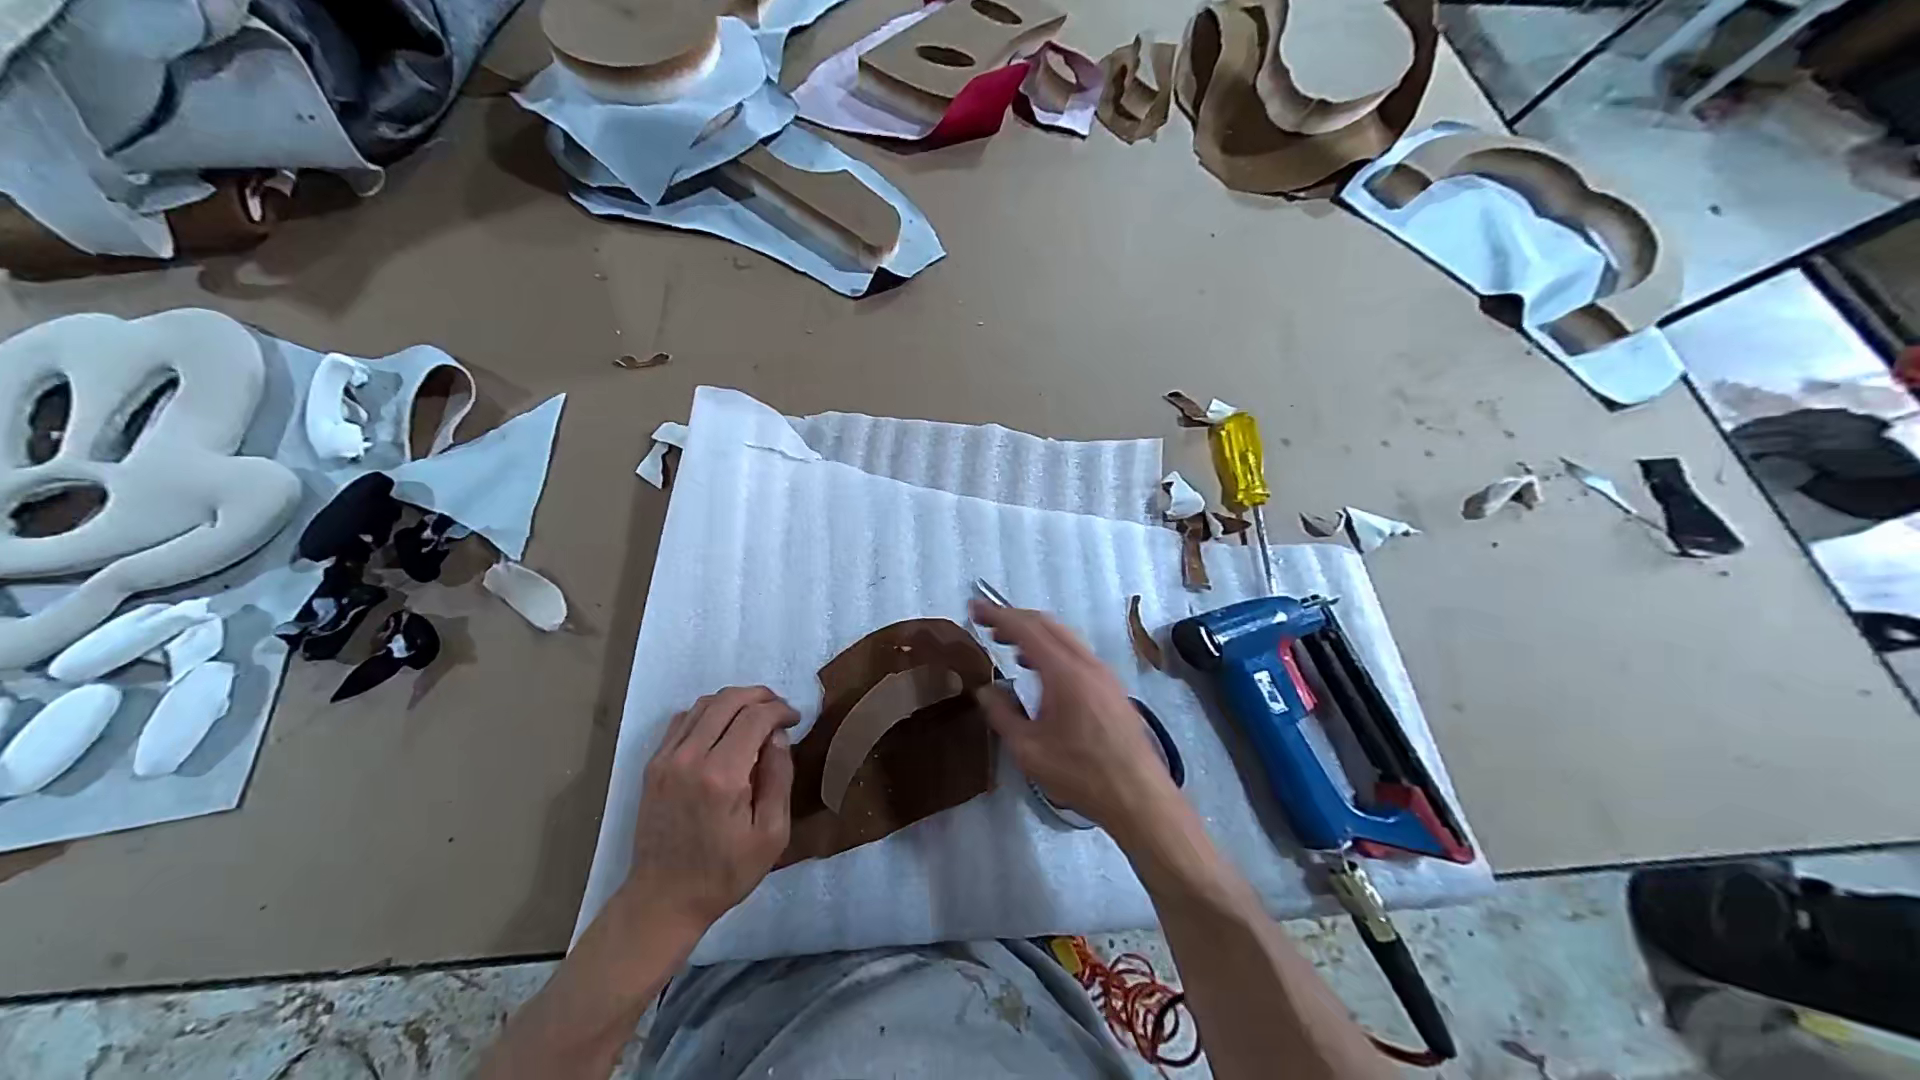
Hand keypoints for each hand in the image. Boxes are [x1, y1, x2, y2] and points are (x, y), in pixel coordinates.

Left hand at [625, 686, 797, 932]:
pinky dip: (708, 713)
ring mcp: (666, 759)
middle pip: (728, 700)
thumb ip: (779, 778)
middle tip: (780, 710)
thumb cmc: (726, 872)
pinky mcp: (653, 765)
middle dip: (760, 696)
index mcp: (722, 776)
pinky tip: (723, 729)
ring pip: (704, 704)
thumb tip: (778, 736)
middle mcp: (690, 758)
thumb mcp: (772, 834)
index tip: (795, 720)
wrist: (664, 899)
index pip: (755, 717)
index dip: (781, 710)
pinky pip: (682, 720)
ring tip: (755, 715)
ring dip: (734, 701)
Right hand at [969, 599, 1181, 835]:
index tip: (975, 609)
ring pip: (1065, 637)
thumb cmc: (1081, 774)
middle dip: (1015, 619)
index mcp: (1065, 672)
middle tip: (988, 626)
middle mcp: (1087, 663)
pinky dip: (1053, 649)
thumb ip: (1002, 714)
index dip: (997, 615)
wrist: (1138, 797)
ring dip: (1036, 635)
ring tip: (1010, 647)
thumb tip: (985, 691)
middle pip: (1048, 624)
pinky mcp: (1112, 688)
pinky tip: (1041, 671)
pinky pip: (1077, 653)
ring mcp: (1104, 674)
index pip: (1026, 629)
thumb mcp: (1029, 749)